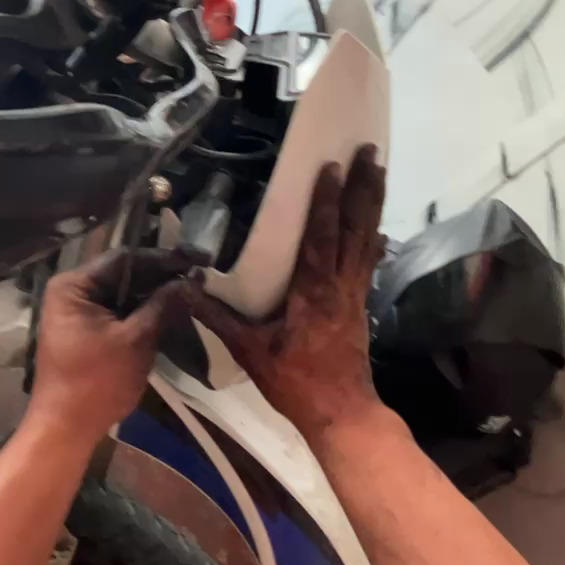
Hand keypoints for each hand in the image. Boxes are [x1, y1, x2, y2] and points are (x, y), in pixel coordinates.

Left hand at [29, 248, 200, 441]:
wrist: (66, 428)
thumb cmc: (96, 383)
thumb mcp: (136, 340)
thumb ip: (163, 305)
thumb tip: (191, 280)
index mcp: (74, 286)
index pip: (124, 258)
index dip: (162, 259)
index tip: (196, 260)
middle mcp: (72, 291)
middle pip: (123, 274)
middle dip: (160, 277)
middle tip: (199, 276)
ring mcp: (77, 311)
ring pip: (123, 293)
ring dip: (154, 295)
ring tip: (192, 291)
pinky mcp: (86, 330)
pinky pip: (118, 311)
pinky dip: (142, 312)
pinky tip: (171, 311)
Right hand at [188, 144, 388, 441]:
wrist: (341, 413)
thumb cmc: (295, 382)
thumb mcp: (249, 351)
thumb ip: (218, 318)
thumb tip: (185, 288)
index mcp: (315, 292)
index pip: (322, 237)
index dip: (326, 201)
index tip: (332, 165)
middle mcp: (341, 285)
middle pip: (356, 228)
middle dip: (363, 188)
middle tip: (371, 150)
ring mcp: (355, 292)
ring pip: (367, 238)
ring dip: (372, 203)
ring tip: (379, 170)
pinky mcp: (360, 303)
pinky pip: (367, 260)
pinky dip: (372, 237)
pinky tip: (376, 227)